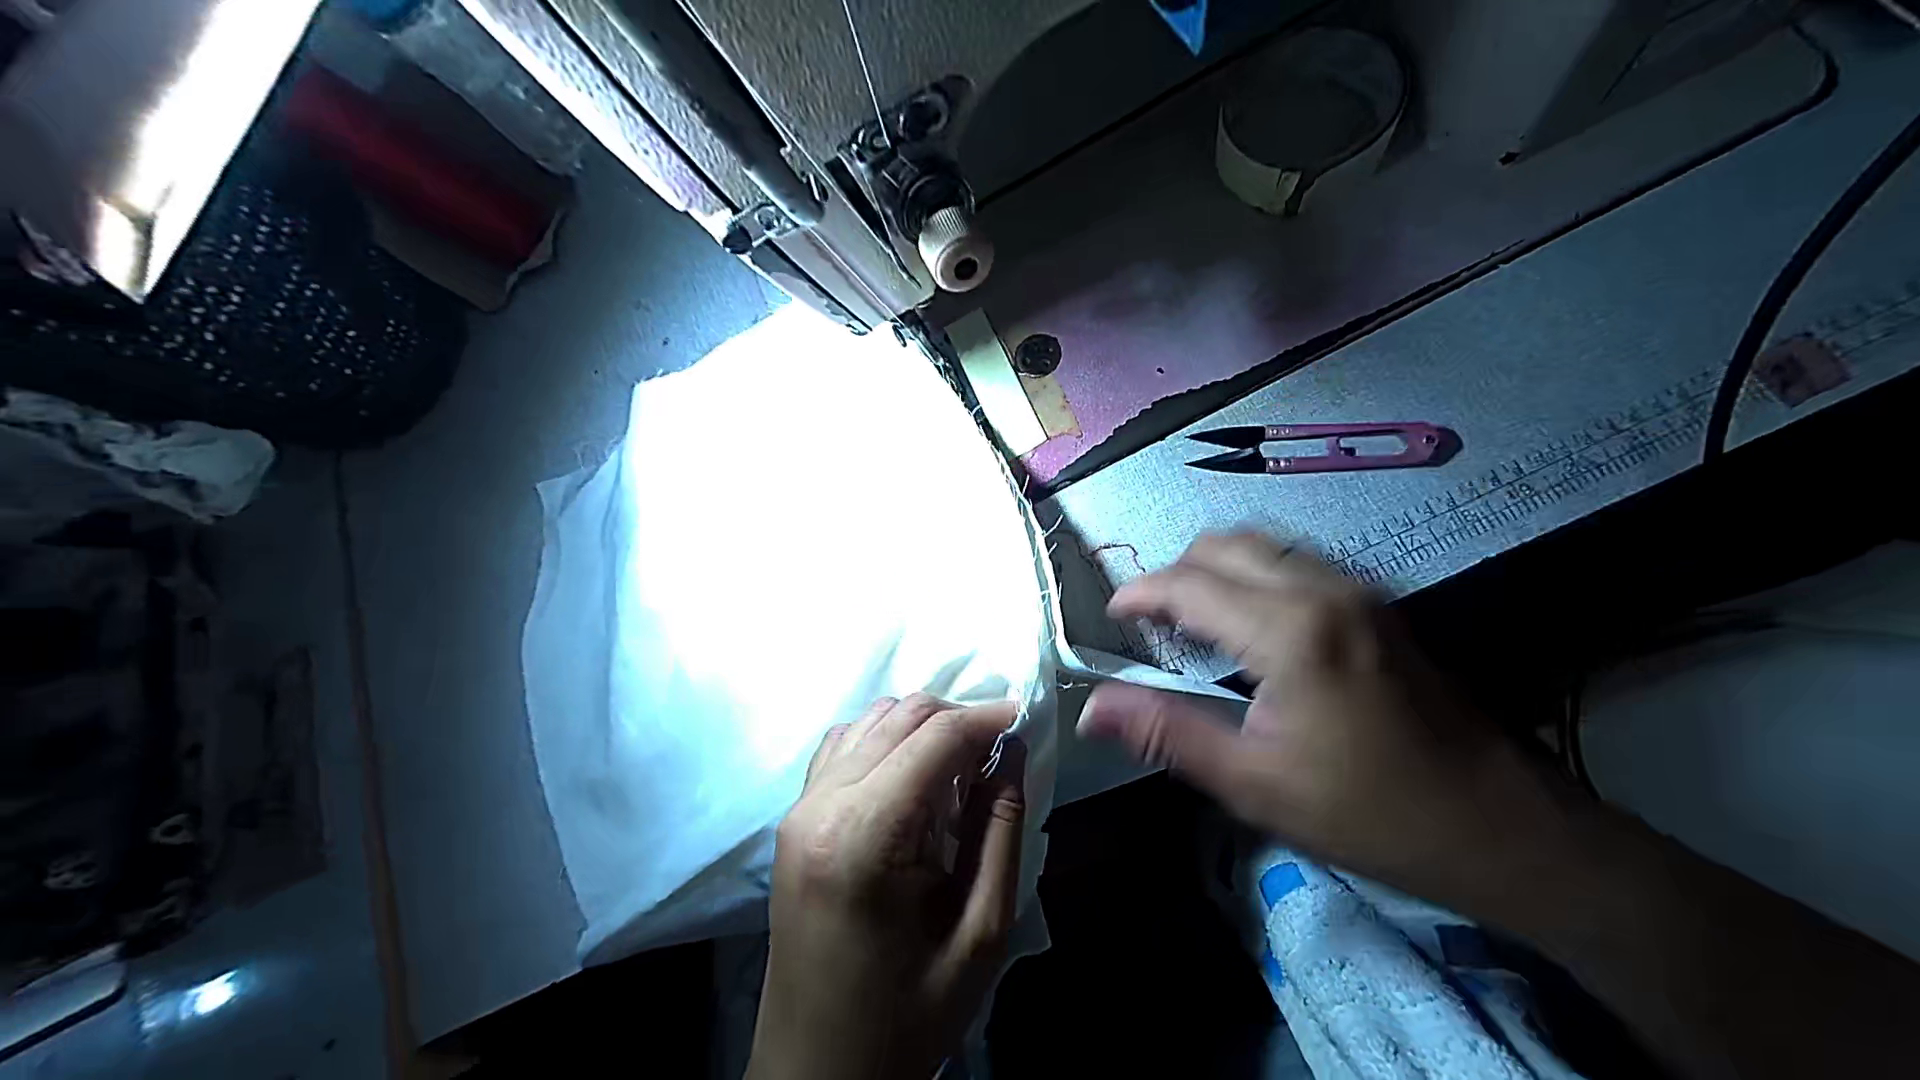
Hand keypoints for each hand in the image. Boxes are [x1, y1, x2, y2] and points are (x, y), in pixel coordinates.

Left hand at [748, 694, 1025, 1079]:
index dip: (987, 718)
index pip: (935, 737)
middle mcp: (821, 804)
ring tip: (961, 765)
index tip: (1026, 717)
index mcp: (864, 835)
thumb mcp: (979, 932)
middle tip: (1000, 748)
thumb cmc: (906, 1014)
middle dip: (958, 718)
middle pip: (901, 716)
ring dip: (923, 727)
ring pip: (871, 720)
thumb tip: (1010, 752)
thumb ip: (999, 829)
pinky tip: (912, 776)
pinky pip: (843, 745)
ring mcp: (799, 807)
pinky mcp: (794, 818)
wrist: (817, 1068)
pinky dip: (885, 740)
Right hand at [1077, 531, 1566, 909]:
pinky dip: (1250, 574)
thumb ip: (1166, 732)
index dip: (1139, 594)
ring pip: (1259, 545)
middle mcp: (1322, 589)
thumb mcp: (1253, 782)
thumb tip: (1092, 709)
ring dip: (1213, 570)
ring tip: (1193, 623)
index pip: (1188, 584)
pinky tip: (1248, 627)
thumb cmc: (1369, 812)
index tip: (1112, 618)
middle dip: (1174, 574)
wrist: (1502, 828)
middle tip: (1152, 626)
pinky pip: (1292, 560)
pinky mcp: (1376, 601)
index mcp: (1289, 631)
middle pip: (1221, 544)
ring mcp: (1357, 589)